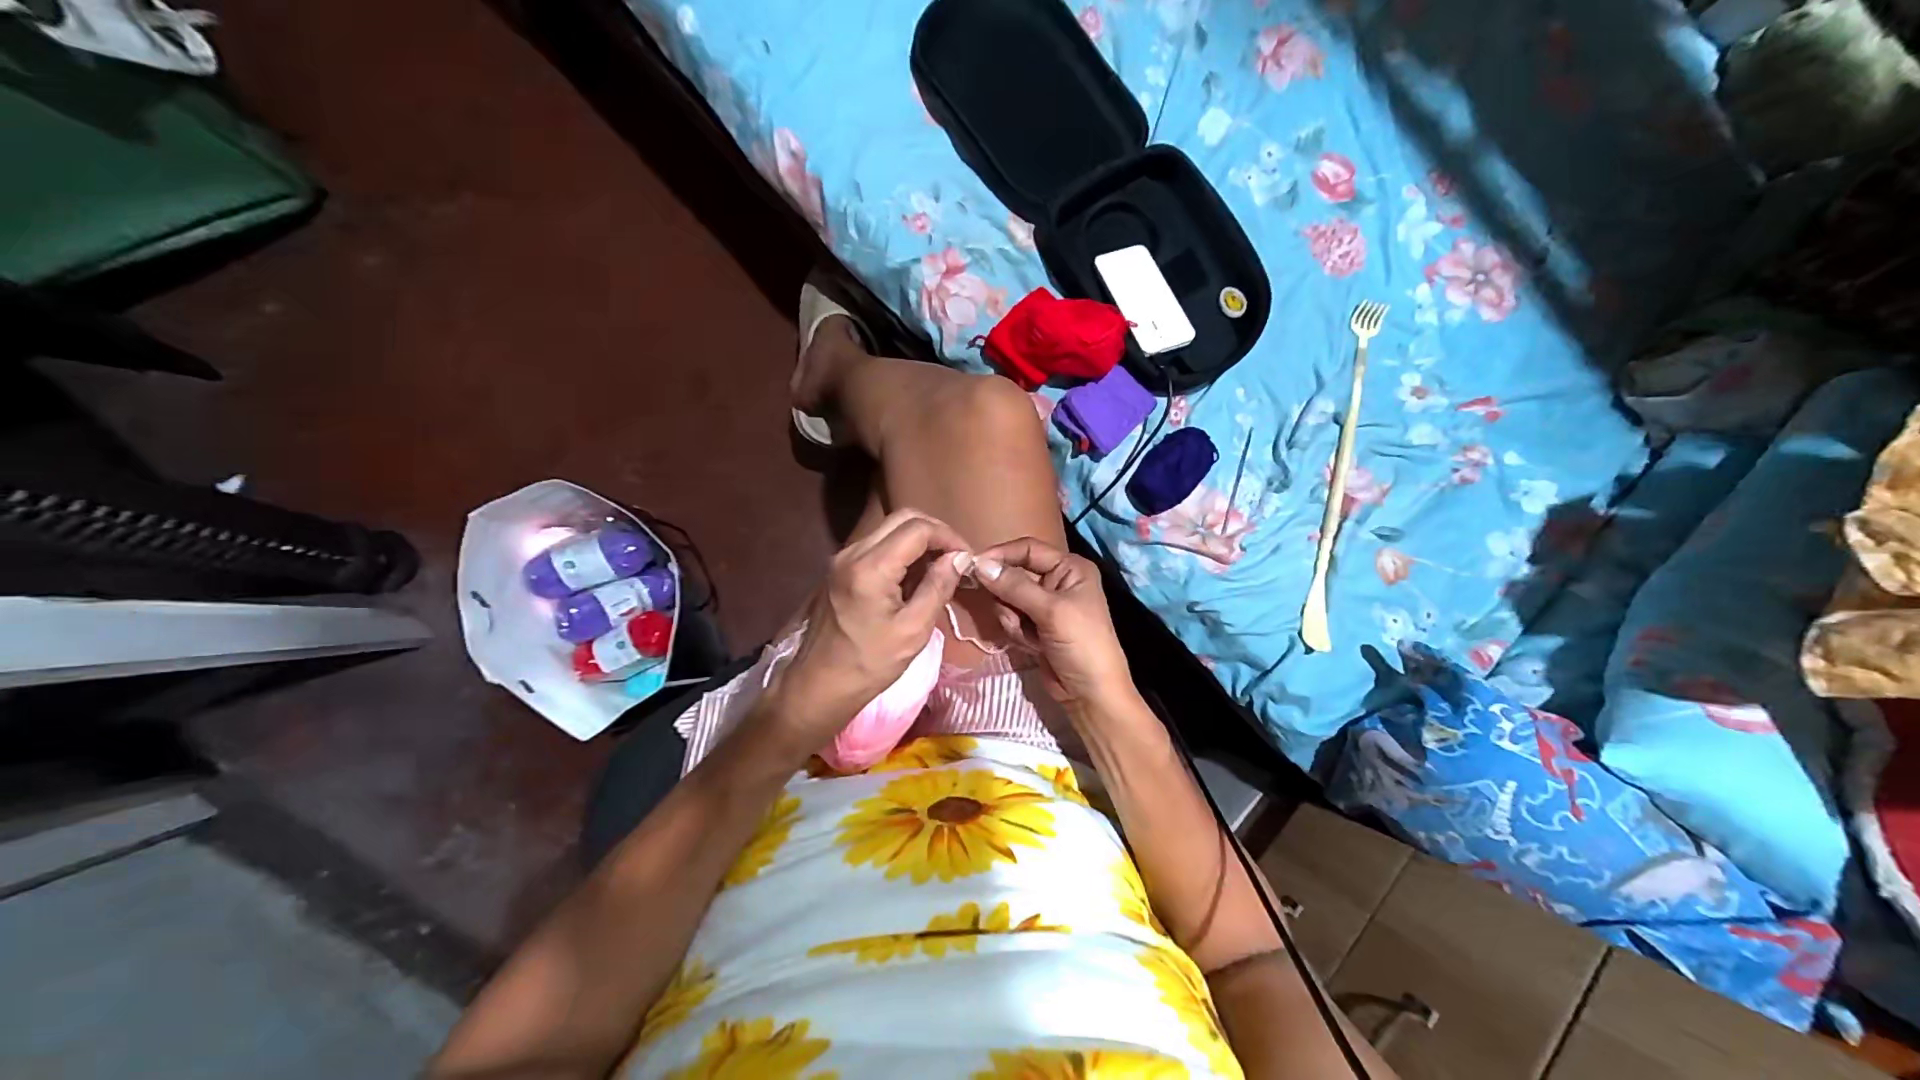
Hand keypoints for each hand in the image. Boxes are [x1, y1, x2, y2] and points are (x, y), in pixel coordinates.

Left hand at [753, 510, 968, 761]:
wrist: (821, 684)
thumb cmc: (870, 663)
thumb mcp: (914, 630)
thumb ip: (938, 587)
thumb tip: (960, 558)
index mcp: (871, 567)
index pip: (918, 528)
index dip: (948, 536)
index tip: (966, 558)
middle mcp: (853, 552)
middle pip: (903, 518)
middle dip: (935, 532)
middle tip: (956, 558)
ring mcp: (843, 557)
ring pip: (889, 528)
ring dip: (918, 540)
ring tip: (940, 567)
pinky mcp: (840, 567)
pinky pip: (877, 544)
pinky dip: (901, 550)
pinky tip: (915, 576)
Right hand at [969, 537, 1132, 713]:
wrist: (1091, 694)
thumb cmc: (1081, 644)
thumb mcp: (1050, 611)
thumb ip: (1014, 586)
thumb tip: (979, 565)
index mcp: (1070, 568)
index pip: (1028, 549)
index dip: (1002, 555)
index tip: (975, 567)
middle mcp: (1057, 581)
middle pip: (1013, 574)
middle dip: (1008, 596)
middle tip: (1012, 615)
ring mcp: (1046, 605)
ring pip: (1008, 599)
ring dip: (1012, 618)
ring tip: (1030, 635)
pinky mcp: (1036, 627)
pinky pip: (1012, 619)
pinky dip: (1017, 632)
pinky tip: (1033, 646)